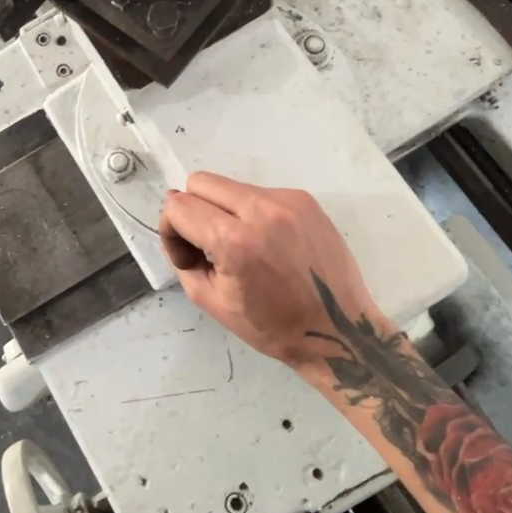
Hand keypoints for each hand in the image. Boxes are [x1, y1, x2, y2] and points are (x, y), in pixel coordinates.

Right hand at [159, 173, 386, 369]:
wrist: (339, 330)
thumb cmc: (270, 326)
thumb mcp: (209, 300)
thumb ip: (184, 257)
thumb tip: (179, 222)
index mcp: (234, 241)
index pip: (178, 206)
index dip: (172, 231)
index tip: (188, 256)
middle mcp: (261, 210)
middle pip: (200, 182)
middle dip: (194, 210)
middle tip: (210, 245)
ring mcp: (287, 201)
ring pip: (230, 185)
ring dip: (224, 210)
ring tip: (244, 245)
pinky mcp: (305, 199)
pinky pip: (260, 193)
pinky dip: (253, 212)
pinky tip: (269, 243)